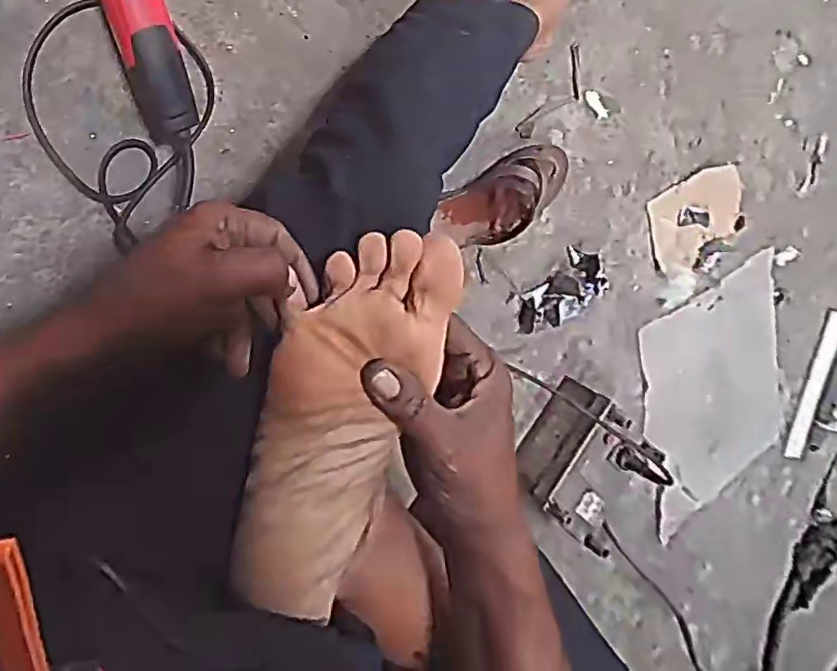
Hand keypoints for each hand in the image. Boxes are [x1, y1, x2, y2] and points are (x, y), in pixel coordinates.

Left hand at [64, 202, 318, 374]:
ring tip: (246, 361)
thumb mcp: (222, 279)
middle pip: (261, 266)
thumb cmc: (161, 301)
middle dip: (273, 303)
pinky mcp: (186, 296)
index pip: (276, 234)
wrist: (98, 337)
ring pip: (242, 295)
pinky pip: (220, 311)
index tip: (315, 301)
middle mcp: (210, 238)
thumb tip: (293, 279)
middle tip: (288, 333)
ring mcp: (197, 268)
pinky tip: (227, 362)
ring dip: (248, 328)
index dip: (298, 266)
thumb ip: (268, 268)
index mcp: (219, 221)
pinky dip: (227, 335)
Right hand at [359, 315, 524, 557]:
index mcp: (484, 371)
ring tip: (353, 339)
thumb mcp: (444, 442)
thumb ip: (411, 405)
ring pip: (410, 361)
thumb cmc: (479, 492)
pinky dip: (383, 381)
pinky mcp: (422, 413)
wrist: (473, 540)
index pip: (446, 322)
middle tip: (358, 316)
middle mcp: (465, 376)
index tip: (381, 297)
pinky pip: (400, 386)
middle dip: (395, 331)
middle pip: (425, 339)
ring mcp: (442, 395)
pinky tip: (358, 374)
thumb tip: (377, 369)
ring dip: (387, 357)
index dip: (415, 309)